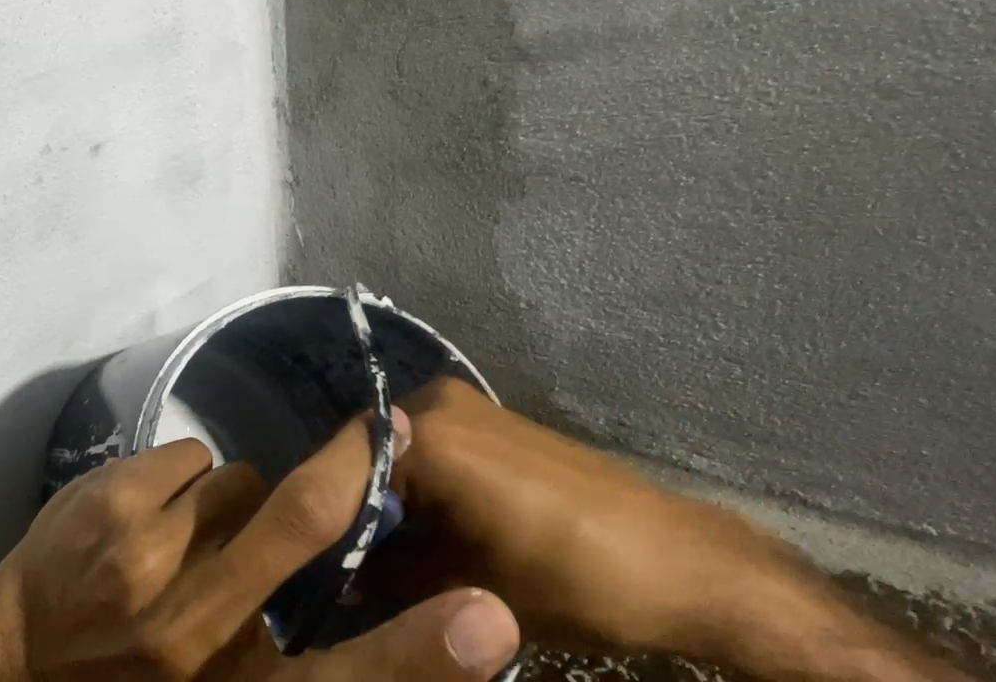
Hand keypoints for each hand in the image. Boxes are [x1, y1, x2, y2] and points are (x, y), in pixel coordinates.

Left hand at [0, 408, 520, 681]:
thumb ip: (274, 658)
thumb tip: (327, 601)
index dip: (424, 653)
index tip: (489, 618)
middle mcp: (192, 625)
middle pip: (297, 522)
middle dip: (346, 470)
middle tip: (377, 437)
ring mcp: (142, 554)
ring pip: (236, 479)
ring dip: (230, 500)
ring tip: (190, 535)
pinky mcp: (105, 500)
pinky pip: (186, 457)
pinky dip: (181, 481)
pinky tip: (147, 517)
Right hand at [377, 377, 972, 681]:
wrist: (687, 566)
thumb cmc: (578, 579)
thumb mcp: (472, 593)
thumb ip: (390, 583)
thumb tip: (335, 587)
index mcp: (427, 433)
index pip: (339, 475)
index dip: (321, 530)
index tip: (308, 576)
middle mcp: (435, 402)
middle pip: (363, 462)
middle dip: (352, 519)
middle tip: (334, 574)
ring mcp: (465, 408)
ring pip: (392, 459)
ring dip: (381, 510)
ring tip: (371, 565)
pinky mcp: (490, 425)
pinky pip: (426, 455)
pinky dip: (414, 497)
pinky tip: (417, 541)